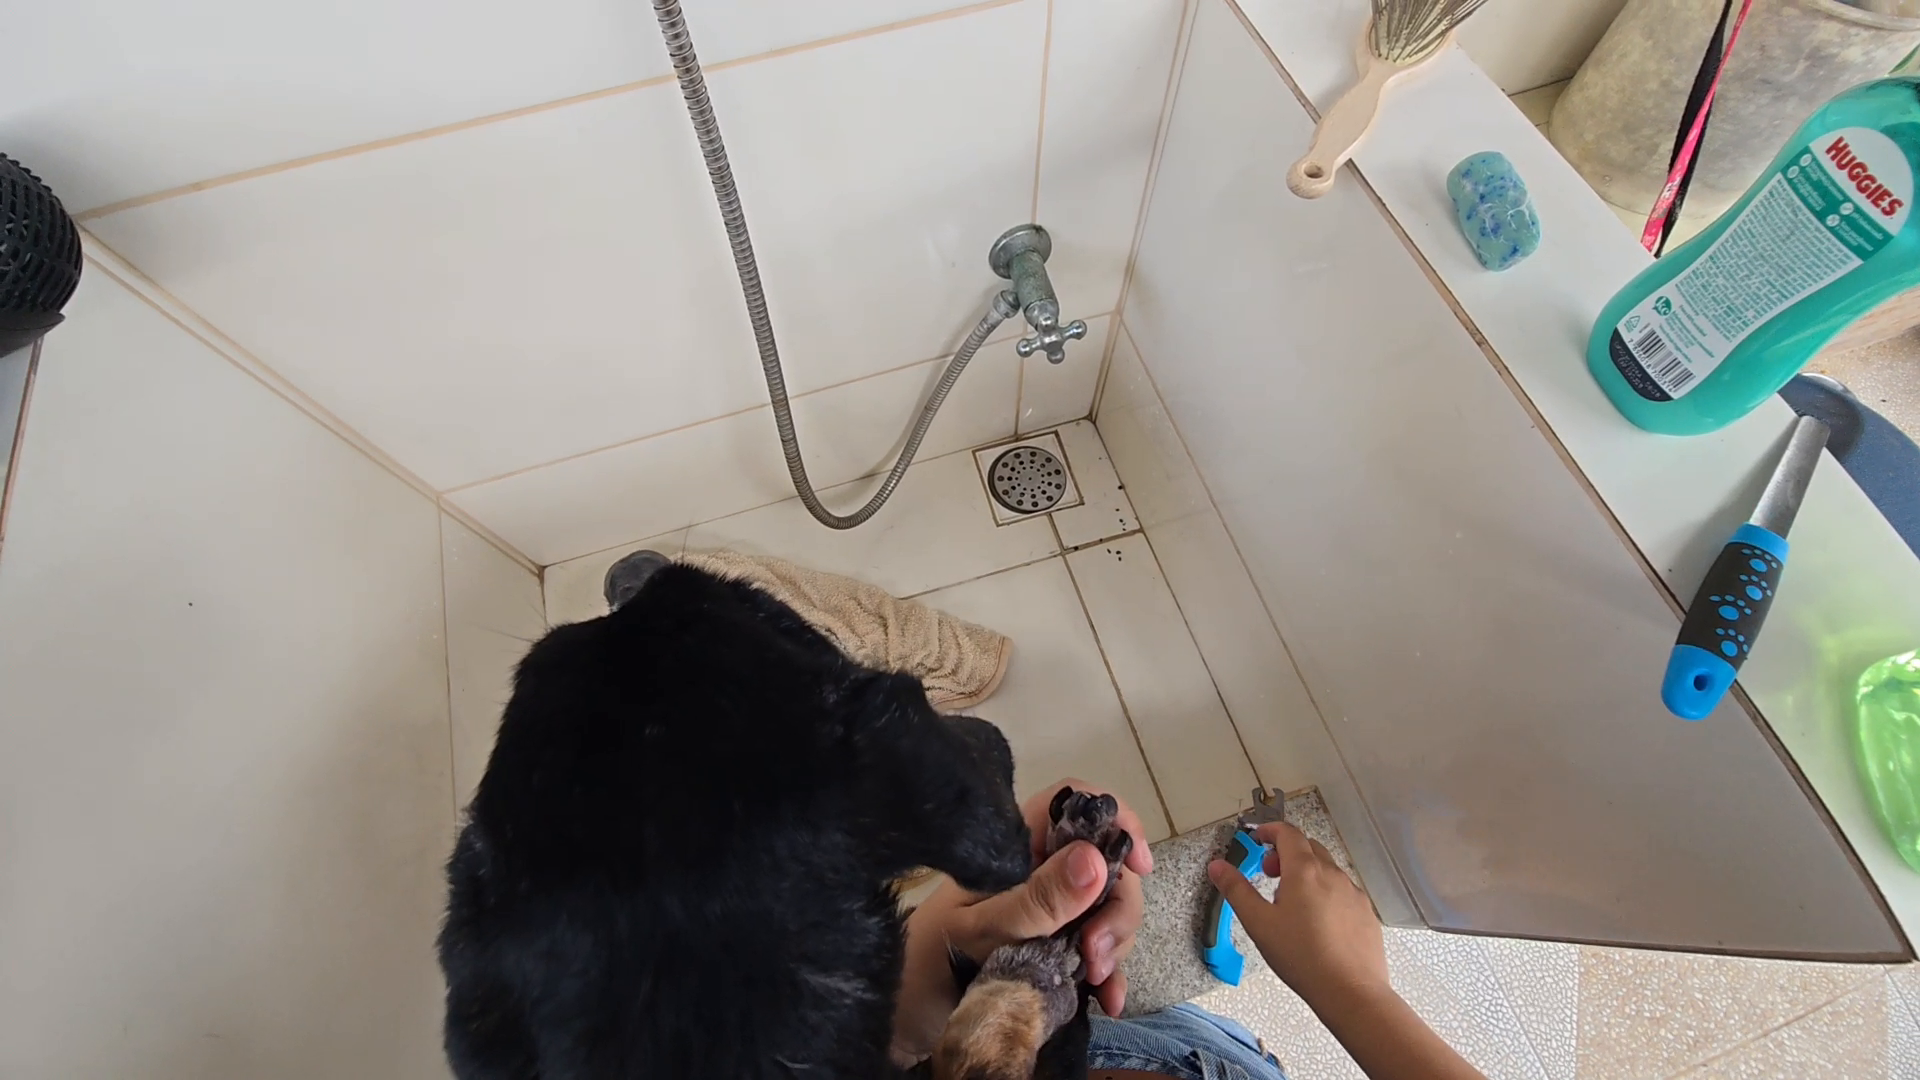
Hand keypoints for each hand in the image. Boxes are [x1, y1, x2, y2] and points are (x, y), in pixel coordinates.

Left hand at [892, 779, 1152, 1061]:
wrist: (912, 1008)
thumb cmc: (937, 952)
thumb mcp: (987, 925)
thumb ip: (1039, 897)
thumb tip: (1094, 858)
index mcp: (1020, 840)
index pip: (1076, 802)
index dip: (1114, 817)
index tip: (1137, 863)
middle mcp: (1041, 863)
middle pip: (1104, 861)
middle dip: (1115, 905)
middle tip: (1097, 950)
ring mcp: (1053, 903)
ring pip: (1108, 905)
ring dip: (1113, 942)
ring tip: (1094, 980)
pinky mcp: (1059, 942)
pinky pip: (1100, 947)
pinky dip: (1110, 972)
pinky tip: (1108, 999)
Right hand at [1209, 823, 1488, 1079]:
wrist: (1353, 995)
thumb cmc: (1301, 955)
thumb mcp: (1259, 923)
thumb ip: (1236, 889)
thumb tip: (1216, 865)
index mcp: (1304, 870)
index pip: (1287, 833)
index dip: (1269, 830)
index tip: (1256, 840)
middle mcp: (1332, 874)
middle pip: (1308, 847)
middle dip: (1285, 852)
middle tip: (1269, 875)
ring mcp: (1354, 894)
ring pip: (1327, 868)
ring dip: (1306, 872)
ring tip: (1292, 903)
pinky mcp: (1367, 915)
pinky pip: (1342, 890)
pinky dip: (1325, 891)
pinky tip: (1319, 923)